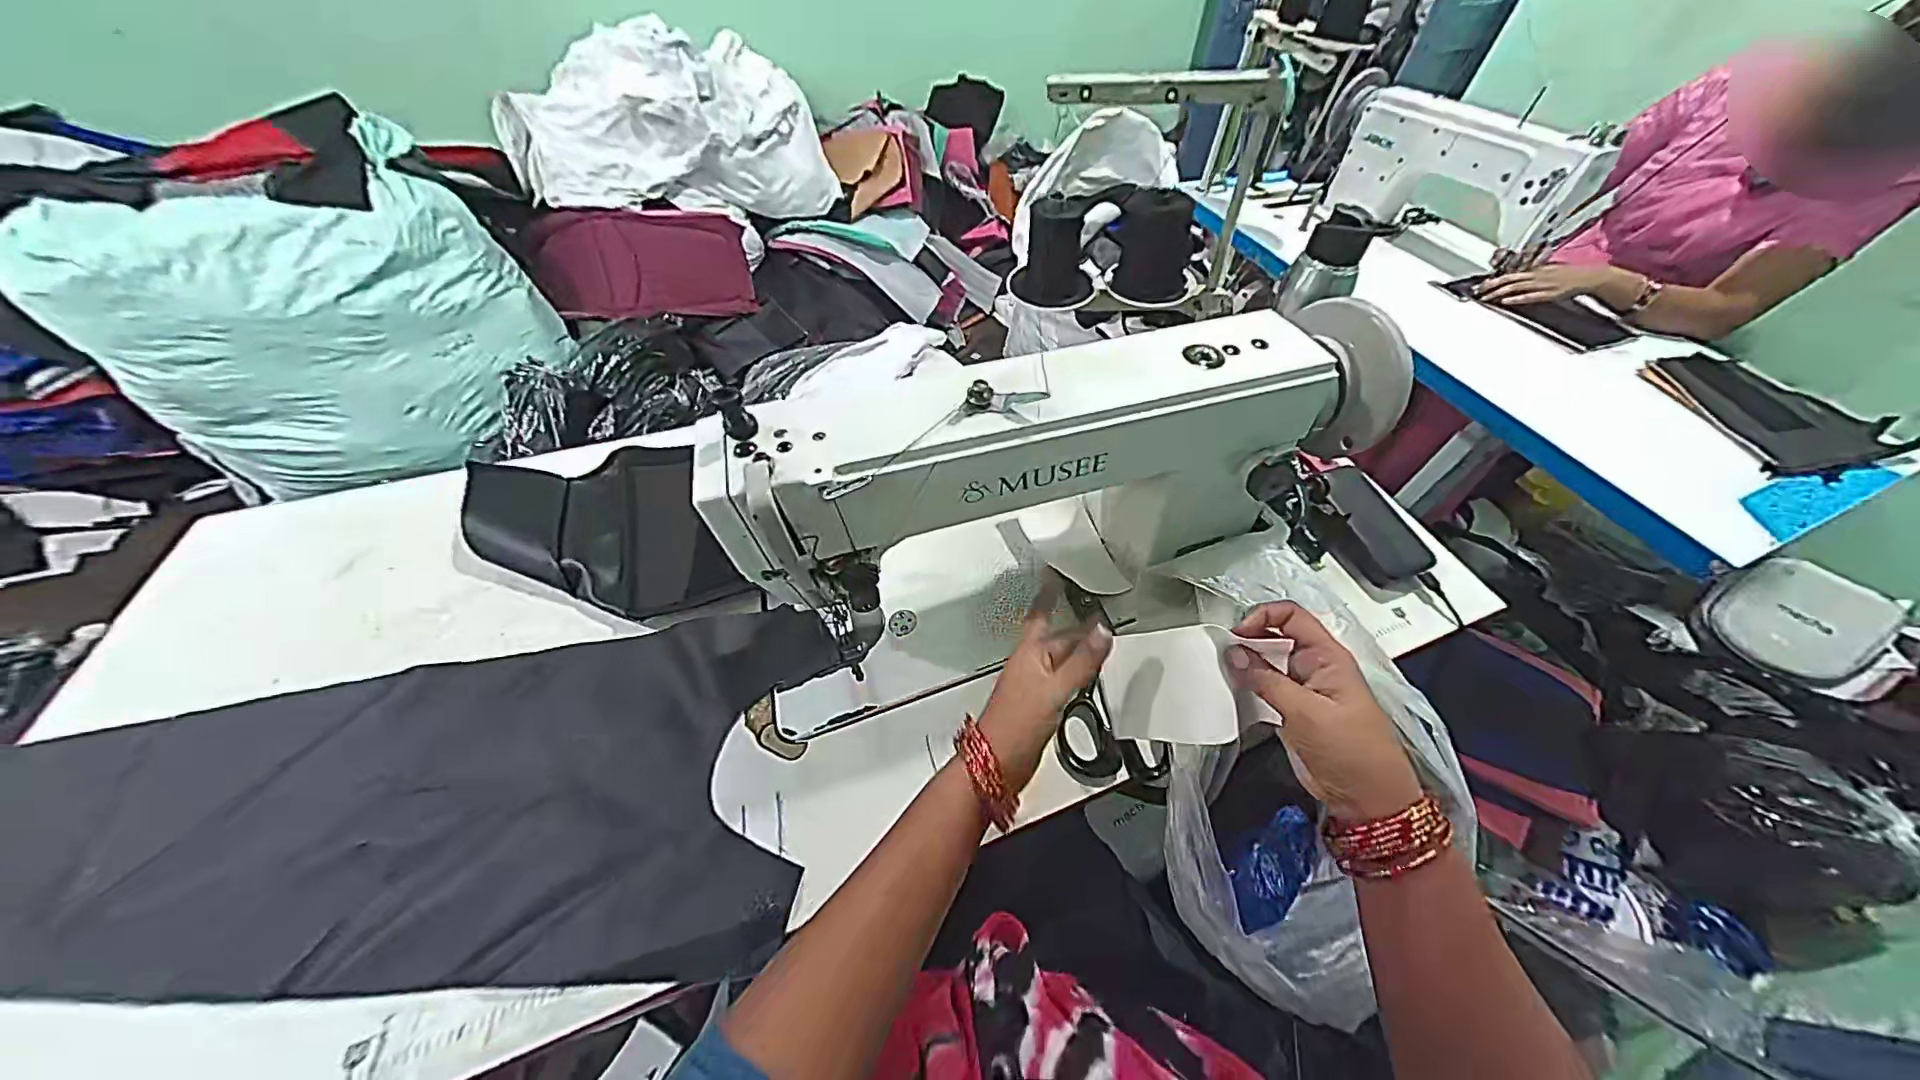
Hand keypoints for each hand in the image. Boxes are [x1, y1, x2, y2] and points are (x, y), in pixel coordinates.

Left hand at [976, 592, 1112, 789]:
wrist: (998, 762)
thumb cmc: (1016, 724)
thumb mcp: (1055, 689)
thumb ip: (1082, 660)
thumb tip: (1102, 631)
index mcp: (1031, 652)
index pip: (1043, 613)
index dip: (1049, 594)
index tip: (1054, 575)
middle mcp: (1031, 663)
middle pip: (1058, 637)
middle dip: (1078, 626)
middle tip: (1099, 614)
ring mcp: (1034, 683)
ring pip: (1061, 658)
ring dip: (1079, 649)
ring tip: (1099, 640)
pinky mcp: (1039, 703)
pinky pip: (1062, 678)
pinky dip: (1077, 673)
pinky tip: (1086, 678)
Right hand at [1227, 602, 1421, 821]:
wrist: (1368, 799)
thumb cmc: (1353, 752)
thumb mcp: (1307, 712)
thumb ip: (1266, 681)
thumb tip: (1234, 654)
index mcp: (1328, 657)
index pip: (1292, 616)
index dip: (1263, 616)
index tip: (1238, 632)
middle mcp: (1314, 667)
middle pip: (1276, 635)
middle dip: (1248, 638)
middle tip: (1225, 652)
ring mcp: (1302, 688)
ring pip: (1267, 661)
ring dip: (1245, 662)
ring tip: (1225, 670)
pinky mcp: (1292, 709)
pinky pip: (1264, 686)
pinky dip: (1247, 684)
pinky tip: (1234, 690)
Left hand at [1476, 263, 1640, 307]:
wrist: (1591, 277)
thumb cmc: (1568, 275)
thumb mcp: (1548, 270)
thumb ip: (1532, 274)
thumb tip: (1516, 278)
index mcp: (1536, 270)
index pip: (1511, 274)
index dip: (1495, 279)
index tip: (1481, 285)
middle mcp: (1538, 275)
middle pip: (1510, 280)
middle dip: (1492, 286)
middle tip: (1478, 292)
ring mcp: (1543, 285)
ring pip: (1517, 288)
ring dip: (1500, 293)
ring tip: (1486, 297)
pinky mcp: (1550, 294)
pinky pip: (1531, 296)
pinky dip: (1518, 298)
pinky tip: (1506, 301)